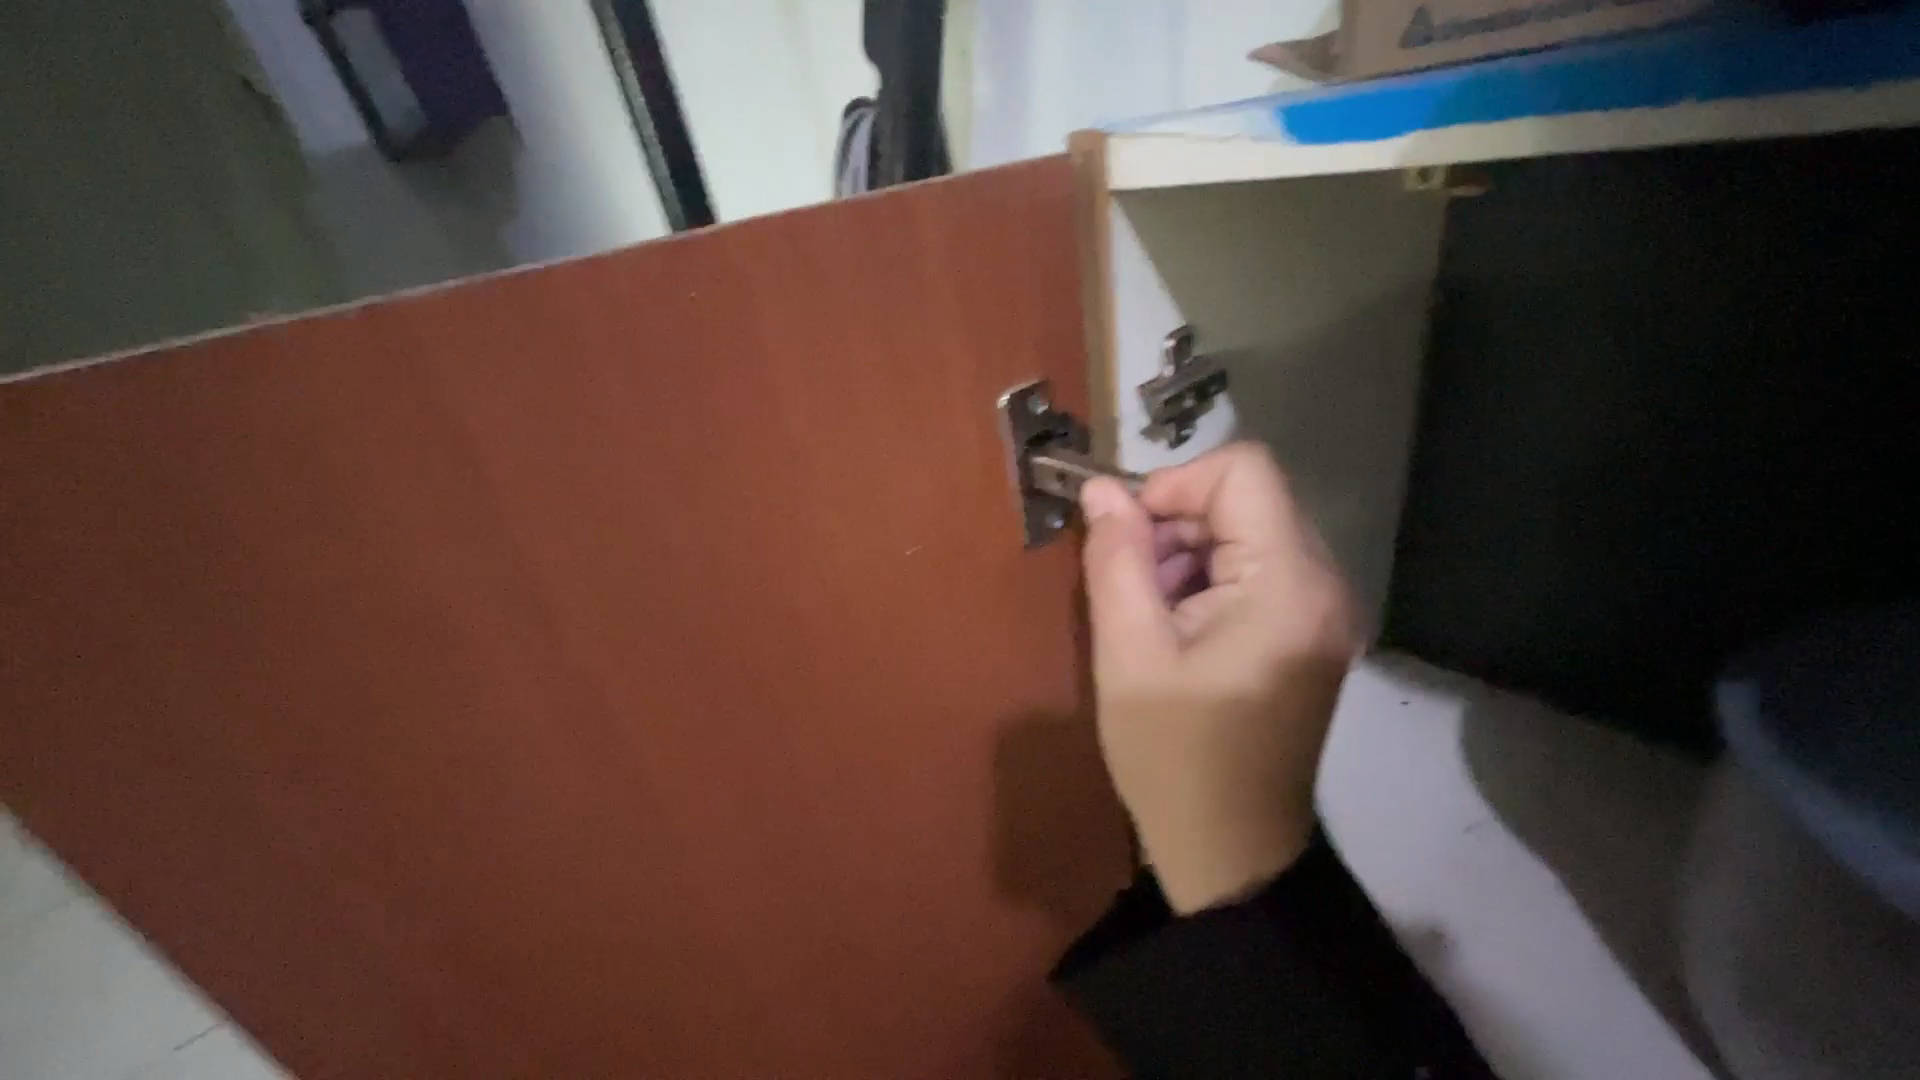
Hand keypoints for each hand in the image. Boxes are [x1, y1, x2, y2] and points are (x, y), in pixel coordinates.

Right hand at [1079, 443, 1358, 913]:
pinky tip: (1178, 630)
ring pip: (1248, 530)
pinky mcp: (1313, 629)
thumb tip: (1101, 490)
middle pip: (1247, 498)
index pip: (1242, 470)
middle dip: (1176, 526)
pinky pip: (1257, 567)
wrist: (1232, 848)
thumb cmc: (1173, 757)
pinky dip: (1209, 579)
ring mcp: (1325, 608)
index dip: (1174, 486)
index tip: (1128, 538)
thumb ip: (1116, 559)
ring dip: (1187, 555)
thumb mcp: (1127, 655)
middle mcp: (1325, 583)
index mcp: (1288, 585)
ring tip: (1151, 617)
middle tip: (1130, 586)